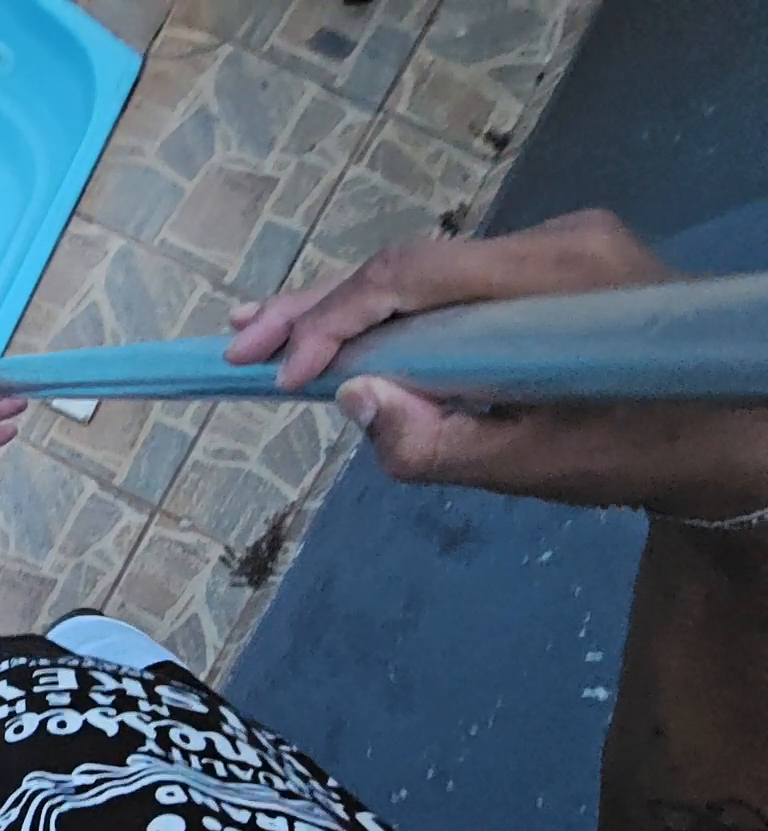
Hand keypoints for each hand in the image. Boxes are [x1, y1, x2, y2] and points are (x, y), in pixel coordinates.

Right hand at [224, 210, 767, 519]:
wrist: (735, 424)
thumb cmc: (633, 449)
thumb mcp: (526, 464)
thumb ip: (429, 441)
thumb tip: (346, 397)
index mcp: (550, 279)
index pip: (409, 279)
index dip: (332, 322)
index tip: (285, 376)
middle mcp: (541, 243)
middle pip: (392, 268)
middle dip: (305, 310)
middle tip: (235, 347)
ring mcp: (532, 250)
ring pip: (399, 274)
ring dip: (319, 306)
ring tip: (249, 329)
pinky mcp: (519, 271)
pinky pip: (423, 287)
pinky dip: (360, 310)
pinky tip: (308, 322)